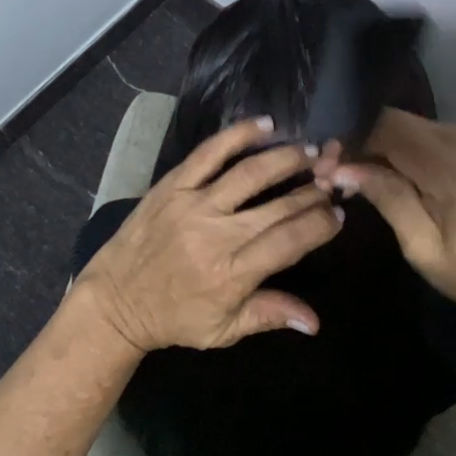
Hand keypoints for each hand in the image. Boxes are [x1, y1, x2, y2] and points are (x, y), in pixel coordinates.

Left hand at [75, 117, 344, 352]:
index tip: (339, 212)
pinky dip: (238, 135)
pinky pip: (209, 153)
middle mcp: (216, 235)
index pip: (289, 241)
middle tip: (333, 176)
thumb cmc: (174, 318)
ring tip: (311, 150)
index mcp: (232, 275)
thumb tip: (315, 321)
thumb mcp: (222, 331)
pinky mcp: (173, 185)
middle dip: (311, 189)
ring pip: (249, 173)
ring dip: (286, 158)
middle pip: (277, 206)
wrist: (115, 299)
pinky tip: (265, 125)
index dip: (320, 224)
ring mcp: (193, 205)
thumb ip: (269, 315)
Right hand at [317, 109, 455, 326]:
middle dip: (363, 141)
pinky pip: (428, 132)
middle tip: (338, 172)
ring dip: (382, 144)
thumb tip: (342, 169)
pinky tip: (393, 172)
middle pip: (398, 121)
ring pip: (410, 124)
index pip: (391, 130)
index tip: (328, 165)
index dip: (354, 141)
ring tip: (361, 175)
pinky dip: (404, 147)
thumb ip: (387, 198)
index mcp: (455, 169)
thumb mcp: (422, 248)